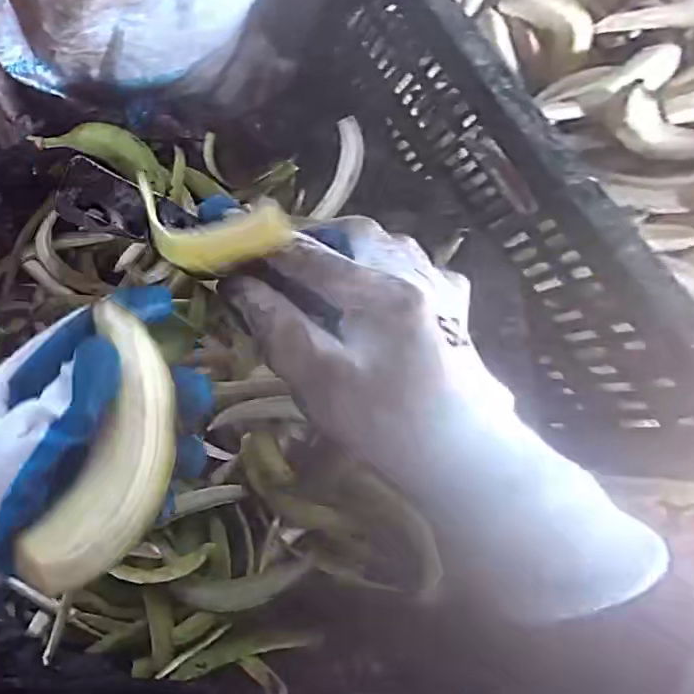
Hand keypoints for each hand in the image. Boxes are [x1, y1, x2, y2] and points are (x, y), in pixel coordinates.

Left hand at [0, 289, 198, 677]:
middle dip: (149, 390)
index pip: (67, 341)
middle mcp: (35, 413)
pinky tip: (166, 498)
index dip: (113, 323)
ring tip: (194, 452)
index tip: (161, 307)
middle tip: (195, 392)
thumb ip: (63, 407)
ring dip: (154, 440)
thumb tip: (105, 351)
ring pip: (111, 435)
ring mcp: (50, 454)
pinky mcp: (61, 493)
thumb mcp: (12, 446)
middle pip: (100, 388)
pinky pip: (107, 480)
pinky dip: (137, 486)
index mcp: (12, 387)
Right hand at [222, 217, 666, 624]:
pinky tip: (362, 290)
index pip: (304, 252)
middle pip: (351, 232)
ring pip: (384, 242)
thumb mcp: (314, 375)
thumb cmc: (383, 421)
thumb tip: (236, 284)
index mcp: (380, 291)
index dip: (259, 248)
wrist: (467, 461)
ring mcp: (440, 287)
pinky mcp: (452, 306)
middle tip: (270, 260)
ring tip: (309, 272)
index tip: (225, 251)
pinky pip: (409, 263)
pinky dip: (375, 263)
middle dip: (305, 238)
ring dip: (341, 247)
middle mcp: (414, 274)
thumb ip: (274, 321)